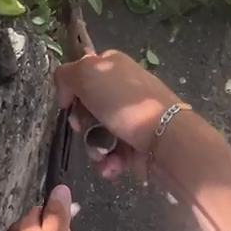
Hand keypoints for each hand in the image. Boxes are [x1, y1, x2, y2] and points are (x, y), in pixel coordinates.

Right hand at [55, 50, 182, 178]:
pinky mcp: (135, 142)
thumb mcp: (87, 73)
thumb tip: (66, 93)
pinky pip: (111, 153)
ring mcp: (129, 116)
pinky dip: (108, 161)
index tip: (69, 104)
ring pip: (96, 133)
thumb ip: (66, 75)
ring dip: (93, 148)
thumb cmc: (124, 101)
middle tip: (84, 129)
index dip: (72, 90)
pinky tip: (110, 165)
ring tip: (101, 155)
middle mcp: (121, 88)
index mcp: (112, 65)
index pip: (82, 72)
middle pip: (85, 107)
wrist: (165, 137)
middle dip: (81, 123)